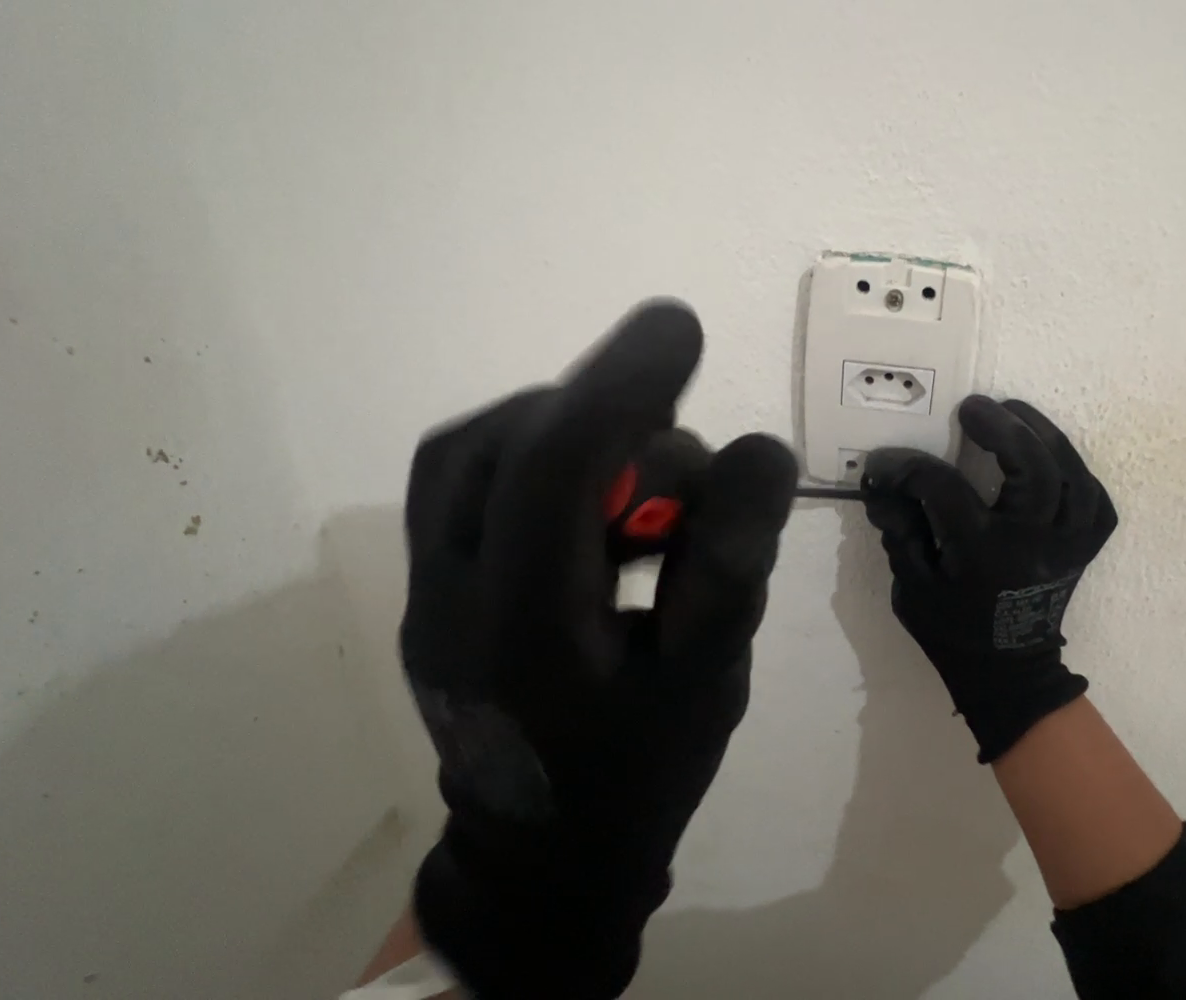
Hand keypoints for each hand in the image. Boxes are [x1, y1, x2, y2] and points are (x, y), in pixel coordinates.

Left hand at [400, 300, 796, 998]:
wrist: (544, 858)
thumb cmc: (642, 771)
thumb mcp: (712, 677)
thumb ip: (733, 563)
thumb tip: (761, 451)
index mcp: (525, 630)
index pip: (555, 471)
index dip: (618, 385)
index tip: (681, 328)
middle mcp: (451, 596)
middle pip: (500, 448)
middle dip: (600, 409)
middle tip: (675, 413)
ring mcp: (424, 590)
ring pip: (468, 454)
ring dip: (561, 425)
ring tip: (637, 458)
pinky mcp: (429, 587)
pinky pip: (462, 481)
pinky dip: (531, 452)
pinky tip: (590, 485)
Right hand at [862, 395, 1116, 762]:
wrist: (1010, 675)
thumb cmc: (954, 633)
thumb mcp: (911, 589)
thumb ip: (900, 533)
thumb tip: (882, 485)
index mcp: (984, 553)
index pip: (944, 488)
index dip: (908, 467)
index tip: (886, 462)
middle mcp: (1033, 542)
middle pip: (1033, 467)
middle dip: (1001, 427)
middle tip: (972, 407)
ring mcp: (1067, 545)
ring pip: (1072, 474)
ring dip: (1044, 434)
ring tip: (1015, 412)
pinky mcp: (1085, 550)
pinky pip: (1094, 501)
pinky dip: (1077, 473)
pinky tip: (1053, 458)